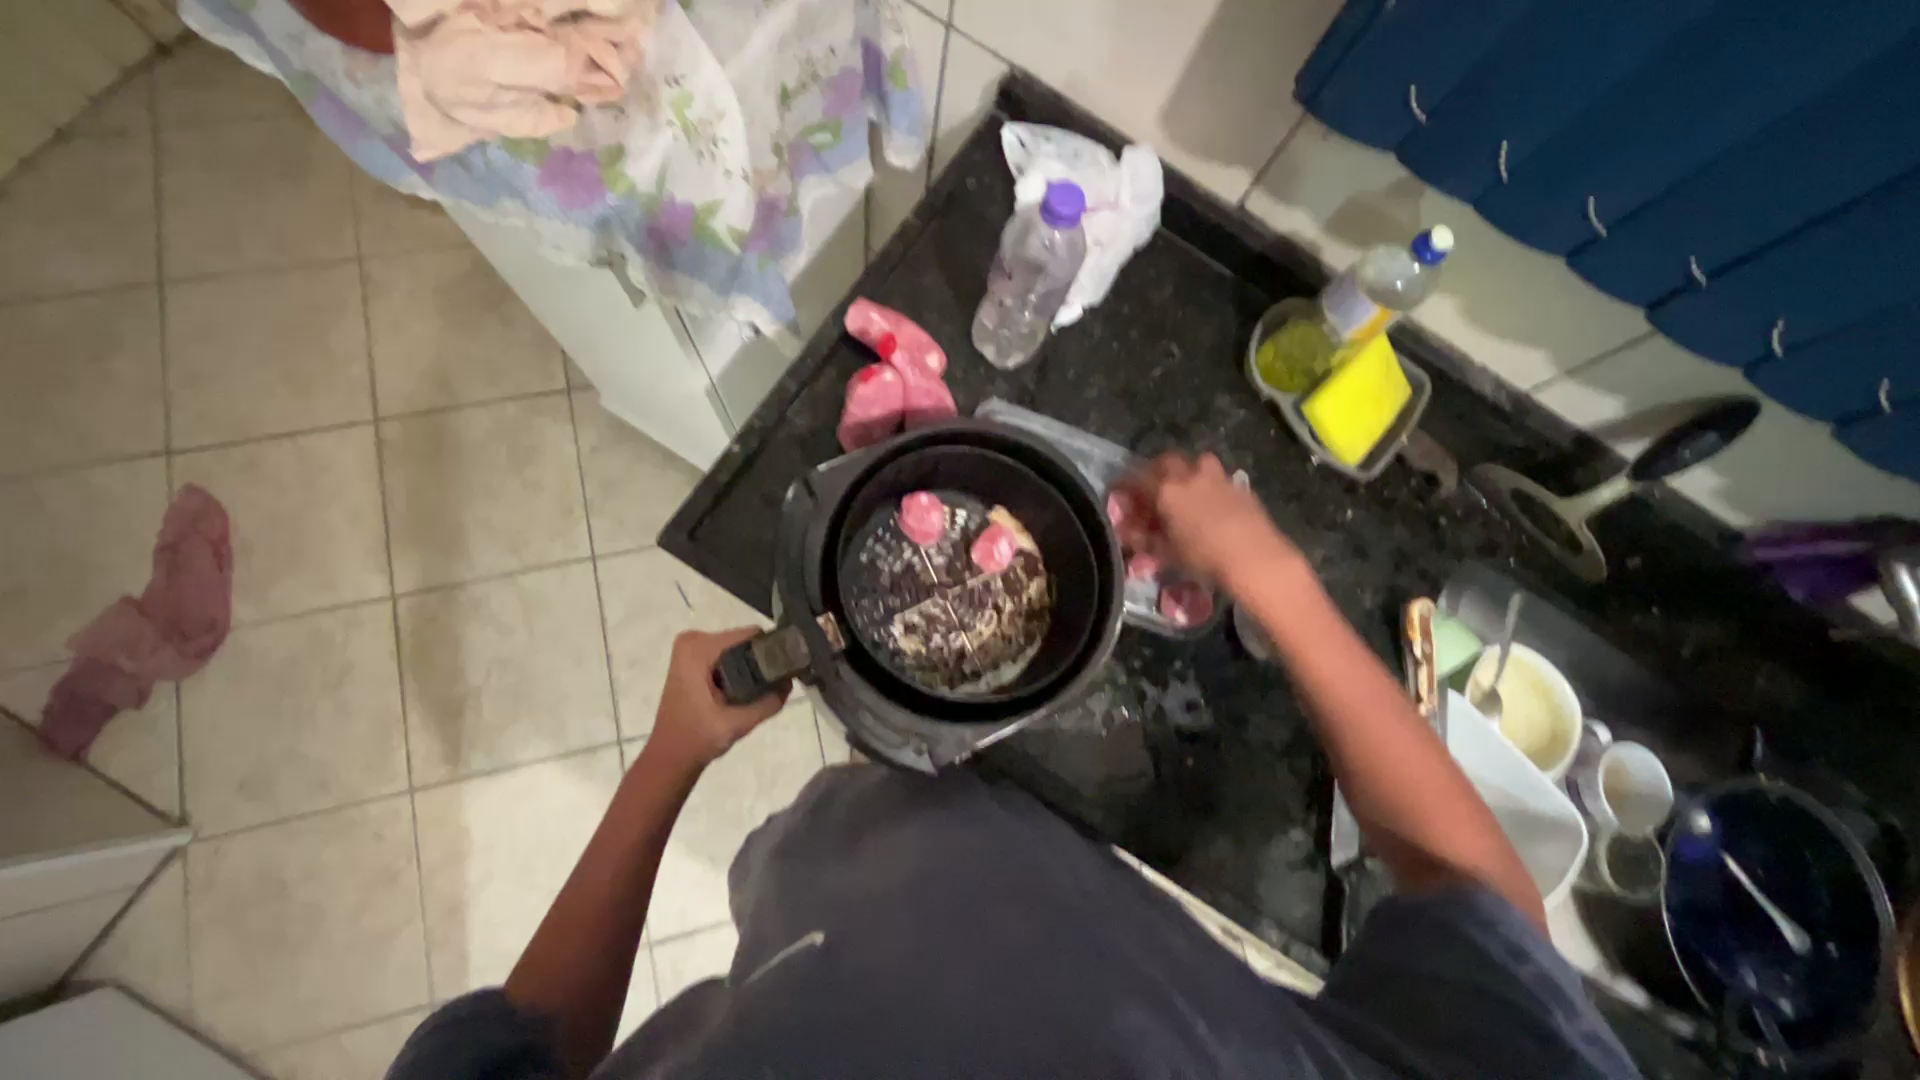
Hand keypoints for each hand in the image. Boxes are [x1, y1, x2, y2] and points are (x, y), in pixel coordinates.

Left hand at [649, 628, 790, 770]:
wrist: (670, 757)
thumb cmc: (697, 738)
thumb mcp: (738, 722)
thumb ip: (769, 701)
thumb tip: (790, 682)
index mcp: (698, 648)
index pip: (751, 635)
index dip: (771, 652)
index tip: (784, 673)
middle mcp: (693, 640)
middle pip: (744, 641)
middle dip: (760, 663)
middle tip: (770, 689)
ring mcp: (691, 649)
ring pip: (738, 650)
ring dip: (750, 670)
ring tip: (758, 694)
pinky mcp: (693, 661)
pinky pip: (727, 657)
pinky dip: (738, 673)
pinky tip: (742, 694)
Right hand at [1120, 452, 1303, 589]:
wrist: (1255, 557)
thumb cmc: (1203, 556)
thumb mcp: (1167, 552)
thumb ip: (1144, 540)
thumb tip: (1127, 533)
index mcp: (1166, 489)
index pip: (1136, 477)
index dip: (1124, 483)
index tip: (1118, 491)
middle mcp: (1190, 475)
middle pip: (1167, 460)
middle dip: (1156, 469)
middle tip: (1152, 485)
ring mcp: (1219, 478)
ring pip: (1198, 462)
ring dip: (1188, 470)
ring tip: (1186, 487)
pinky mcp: (1240, 487)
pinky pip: (1219, 478)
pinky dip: (1210, 485)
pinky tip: (1213, 503)